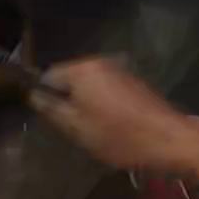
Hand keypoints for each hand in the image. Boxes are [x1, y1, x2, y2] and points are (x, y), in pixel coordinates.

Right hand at [34, 57, 198, 172]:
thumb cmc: (117, 135)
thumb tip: (33, 95)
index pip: (49, 75)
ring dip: (83, 100)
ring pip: (88, 82)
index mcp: (82, 68)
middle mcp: (99, 61)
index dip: (43, 96)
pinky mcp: (131, 78)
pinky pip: (104, 86)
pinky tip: (107, 122)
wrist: (165, 137)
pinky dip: (100, 100)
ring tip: (88, 127)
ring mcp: (118, 68)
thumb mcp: (76, 127)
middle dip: (65, 98)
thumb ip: (51, 108)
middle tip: (68, 126)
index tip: (46, 117)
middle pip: (70, 77)